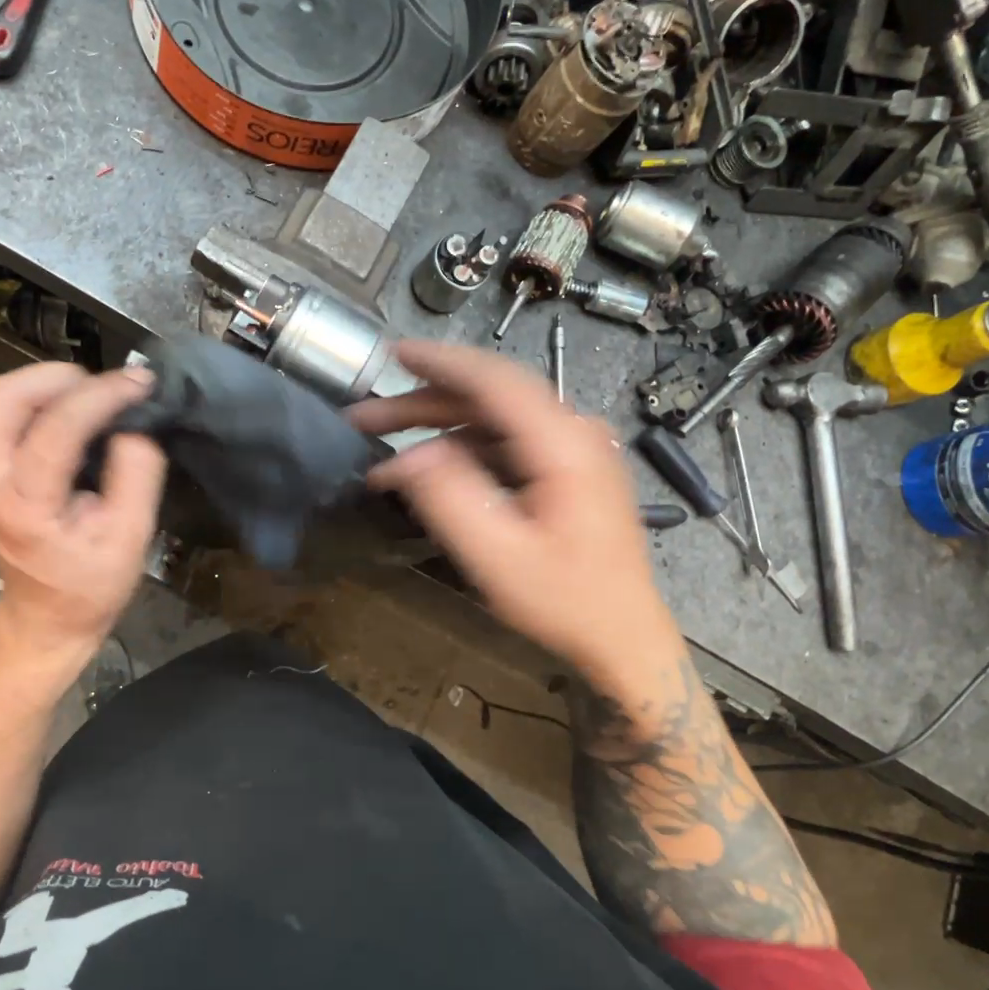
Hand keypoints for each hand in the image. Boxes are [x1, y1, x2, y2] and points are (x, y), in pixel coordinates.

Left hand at [0, 363, 166, 653]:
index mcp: (24, 506)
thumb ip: (137, 476)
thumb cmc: (89, 588)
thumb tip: (133, 427)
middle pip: (2, 397)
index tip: (139, 384)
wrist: (45, 622)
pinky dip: (39, 404)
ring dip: (46, 387)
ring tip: (92, 399)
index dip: (100, 396)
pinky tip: (74, 417)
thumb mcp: (131, 539)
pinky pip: (3, 419)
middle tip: (103, 386)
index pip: (55, 428)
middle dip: (57, 378)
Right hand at [348, 341, 681, 680]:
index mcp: (562, 444)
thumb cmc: (565, 601)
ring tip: (384, 441)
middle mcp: (572, 433)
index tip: (392, 354)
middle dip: (422, 401)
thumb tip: (407, 457)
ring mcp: (573, 450)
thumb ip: (450, 499)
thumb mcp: (498, 557)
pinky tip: (428, 467)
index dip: (439, 362)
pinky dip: (462, 448)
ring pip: (493, 418)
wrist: (622, 636)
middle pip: (488, 397)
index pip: (493, 380)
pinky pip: (505, 442)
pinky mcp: (567, 470)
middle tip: (366, 416)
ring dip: (437, 425)